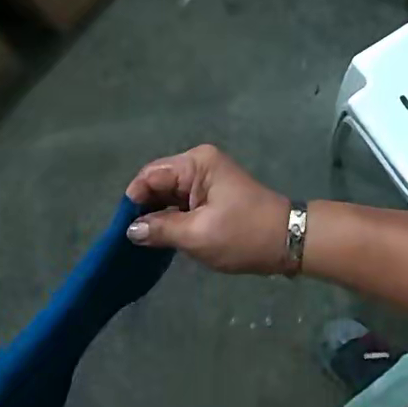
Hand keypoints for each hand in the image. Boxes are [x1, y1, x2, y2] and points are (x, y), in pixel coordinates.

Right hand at [125, 145, 291, 274]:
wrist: (284, 239)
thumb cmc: (242, 234)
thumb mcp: (197, 234)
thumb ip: (160, 229)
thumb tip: (130, 229)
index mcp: (197, 163)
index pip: (150, 175)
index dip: (133, 201)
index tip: (122, 231)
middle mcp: (199, 163)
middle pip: (157, 182)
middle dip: (143, 208)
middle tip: (129, 241)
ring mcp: (206, 179)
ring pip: (167, 194)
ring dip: (156, 215)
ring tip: (142, 243)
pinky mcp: (210, 195)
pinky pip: (180, 202)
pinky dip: (170, 218)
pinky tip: (161, 238)